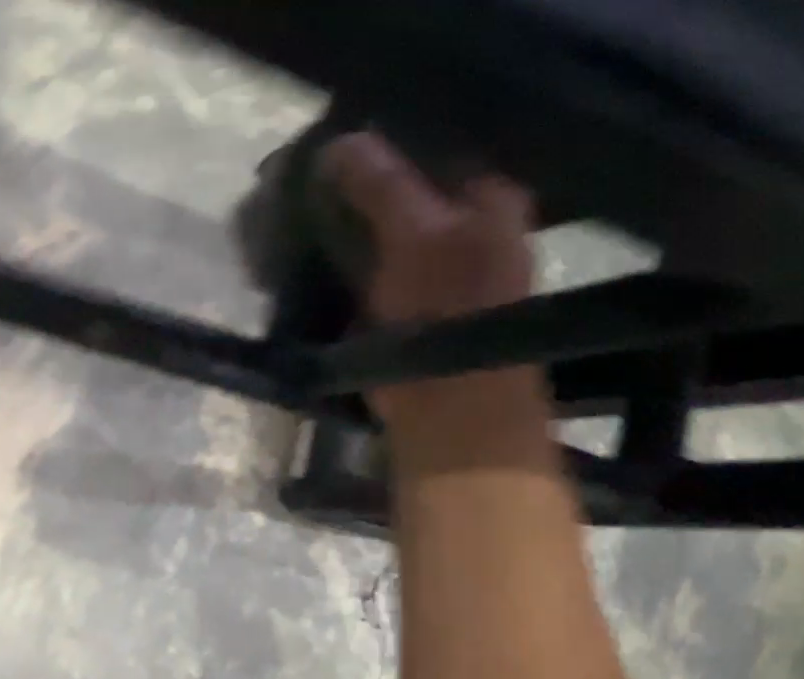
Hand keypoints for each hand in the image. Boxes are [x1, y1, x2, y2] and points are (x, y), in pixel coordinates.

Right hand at [318, 132, 541, 422]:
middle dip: (364, 193)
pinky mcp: (419, 313)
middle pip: (413, 194)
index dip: (386, 149)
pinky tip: (325, 270)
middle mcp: (479, 229)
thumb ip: (382, 186)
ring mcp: (449, 274)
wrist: (454, 412)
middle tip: (313, 193)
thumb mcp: (414, 237)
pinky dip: (354, 267)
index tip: (332, 154)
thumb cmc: (445, 315)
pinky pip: (380, 272)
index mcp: (492, 200)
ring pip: (393, 234)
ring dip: (355, 231)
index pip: (435, 151)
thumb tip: (340, 141)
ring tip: (310, 228)